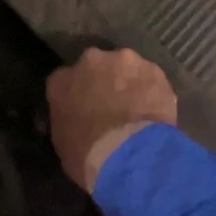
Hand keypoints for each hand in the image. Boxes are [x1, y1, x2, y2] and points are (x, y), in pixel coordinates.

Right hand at [46, 47, 178, 191]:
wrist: (129, 154)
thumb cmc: (87, 155)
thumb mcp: (62, 140)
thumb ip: (66, 116)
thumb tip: (75, 114)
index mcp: (62, 80)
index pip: (64, 80)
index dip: (75, 93)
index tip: (82, 106)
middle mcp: (92, 60)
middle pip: (97, 65)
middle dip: (103, 80)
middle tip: (110, 103)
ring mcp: (126, 60)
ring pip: (125, 67)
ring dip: (128, 81)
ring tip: (135, 106)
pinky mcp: (153, 68)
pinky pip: (149, 77)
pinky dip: (150, 88)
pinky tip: (152, 108)